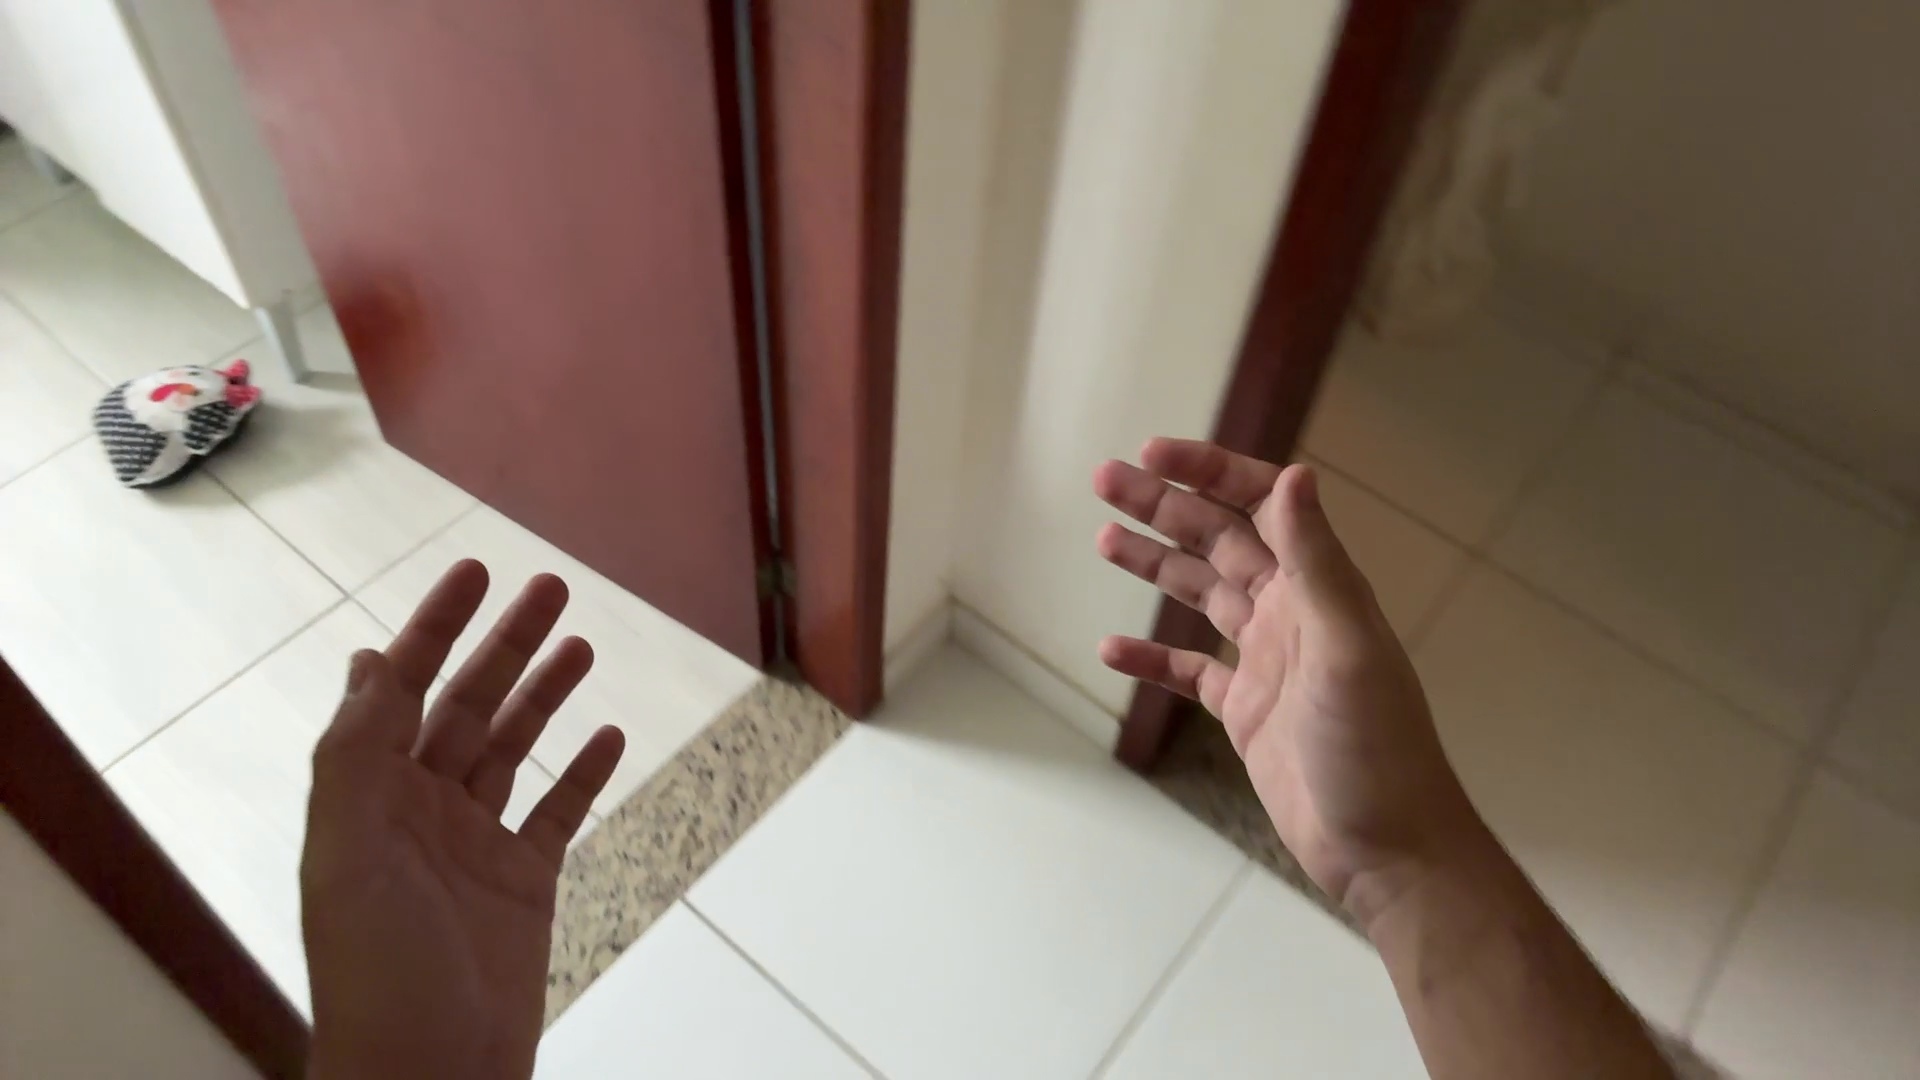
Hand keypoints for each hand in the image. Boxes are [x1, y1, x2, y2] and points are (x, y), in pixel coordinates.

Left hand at [301, 560, 623, 1079]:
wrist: (435, 1072)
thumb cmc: (383, 964)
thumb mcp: (350, 854)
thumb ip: (356, 758)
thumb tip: (363, 665)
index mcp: (371, 798)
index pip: (404, 690)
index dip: (437, 627)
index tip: (478, 574)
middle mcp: (421, 808)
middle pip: (471, 707)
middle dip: (509, 645)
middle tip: (553, 590)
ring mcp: (477, 840)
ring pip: (516, 747)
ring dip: (548, 695)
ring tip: (584, 647)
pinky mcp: (525, 875)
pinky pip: (558, 808)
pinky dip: (584, 771)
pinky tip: (611, 737)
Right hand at [1093, 440, 1480, 922]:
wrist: (1384, 850)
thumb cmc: (1373, 747)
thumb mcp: (1346, 647)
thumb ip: (1318, 562)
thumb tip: (1296, 474)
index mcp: (1314, 588)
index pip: (1258, 506)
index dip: (1207, 472)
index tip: (1151, 453)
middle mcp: (1285, 611)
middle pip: (1214, 542)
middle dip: (1161, 507)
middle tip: (1103, 481)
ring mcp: (1260, 658)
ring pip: (1197, 595)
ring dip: (1151, 565)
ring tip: (1103, 539)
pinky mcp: (1240, 706)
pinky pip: (1186, 669)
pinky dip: (1150, 657)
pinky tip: (1110, 649)